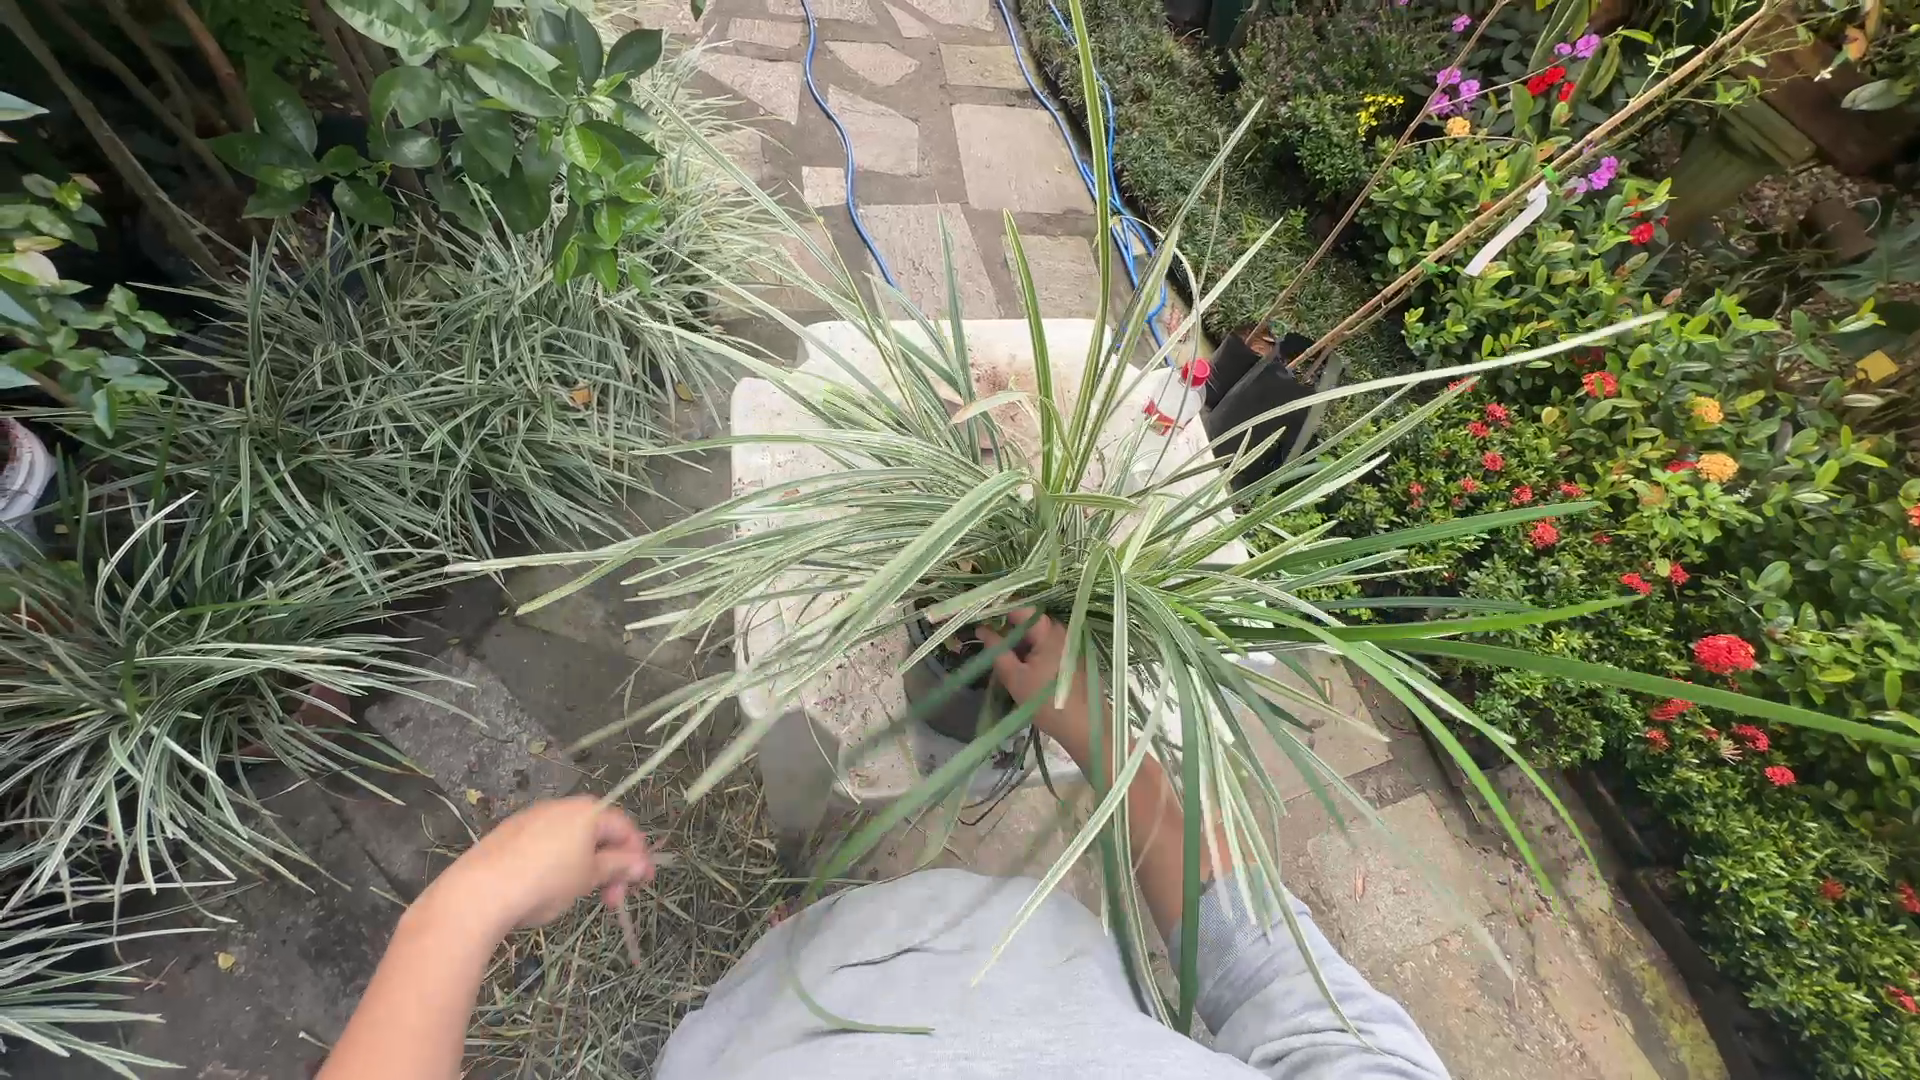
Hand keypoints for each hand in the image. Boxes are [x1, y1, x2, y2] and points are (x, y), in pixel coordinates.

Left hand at [420, 796, 655, 937]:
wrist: (475, 894)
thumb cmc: (544, 882)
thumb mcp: (589, 877)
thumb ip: (619, 867)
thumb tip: (640, 864)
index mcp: (588, 811)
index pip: (624, 827)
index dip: (637, 855)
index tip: (641, 882)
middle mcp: (562, 807)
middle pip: (598, 834)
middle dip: (611, 866)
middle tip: (612, 899)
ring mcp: (532, 819)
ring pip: (571, 841)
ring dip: (585, 867)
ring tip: (579, 896)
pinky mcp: (508, 836)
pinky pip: (545, 846)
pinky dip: (557, 863)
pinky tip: (548, 888)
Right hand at [977, 609, 1092, 755]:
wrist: (1086, 729)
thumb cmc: (1046, 703)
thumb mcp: (1015, 678)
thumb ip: (997, 651)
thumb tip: (982, 630)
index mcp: (1049, 632)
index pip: (1021, 609)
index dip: (1000, 613)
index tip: (983, 623)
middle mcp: (1063, 632)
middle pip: (1030, 622)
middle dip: (1009, 633)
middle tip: (993, 650)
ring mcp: (1071, 644)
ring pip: (1039, 636)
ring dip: (1022, 646)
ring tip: (1008, 664)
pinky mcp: (1074, 658)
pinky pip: (1049, 647)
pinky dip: (1035, 654)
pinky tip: (1027, 673)